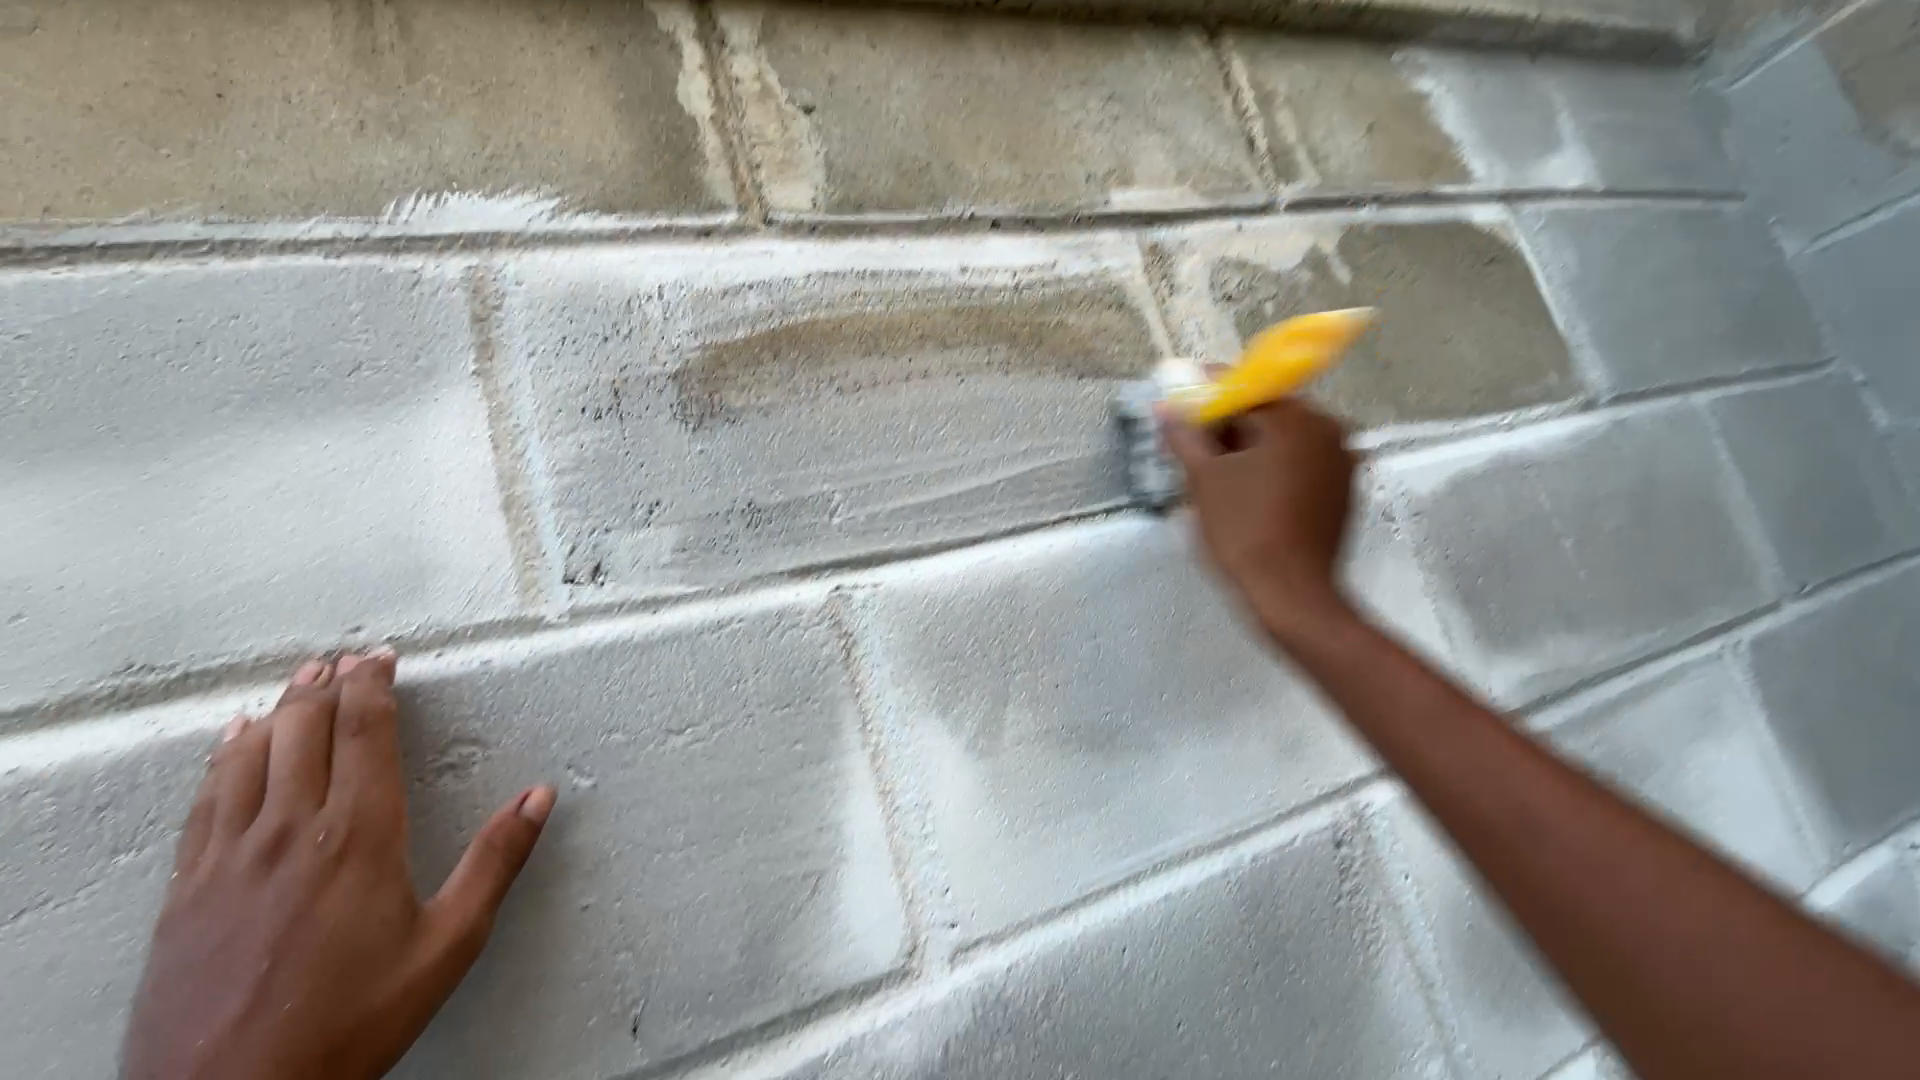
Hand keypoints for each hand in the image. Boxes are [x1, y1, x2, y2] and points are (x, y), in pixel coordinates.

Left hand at [121, 652, 555, 1079]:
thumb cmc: (348, 1023)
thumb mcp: (449, 943)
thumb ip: (497, 861)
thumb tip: (538, 799)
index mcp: (359, 836)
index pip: (363, 732)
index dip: (372, 685)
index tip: (381, 657)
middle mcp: (290, 832)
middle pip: (302, 729)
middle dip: (324, 685)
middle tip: (342, 659)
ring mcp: (229, 857)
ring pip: (247, 754)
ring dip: (277, 710)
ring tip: (296, 683)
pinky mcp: (187, 888)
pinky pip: (204, 798)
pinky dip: (223, 756)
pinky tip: (232, 742)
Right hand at [1161, 399, 1359, 643]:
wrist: (1290, 593)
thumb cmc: (1244, 530)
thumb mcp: (1204, 479)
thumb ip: (1185, 436)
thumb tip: (1166, 409)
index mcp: (1296, 419)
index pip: (1244, 391)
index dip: (1207, 397)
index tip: (1180, 405)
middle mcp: (1328, 429)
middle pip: (1267, 415)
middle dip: (1229, 426)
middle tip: (1194, 445)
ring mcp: (1342, 461)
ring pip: (1285, 442)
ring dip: (1251, 449)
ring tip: (1216, 472)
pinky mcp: (1343, 492)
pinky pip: (1301, 466)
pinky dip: (1274, 470)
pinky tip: (1247, 491)